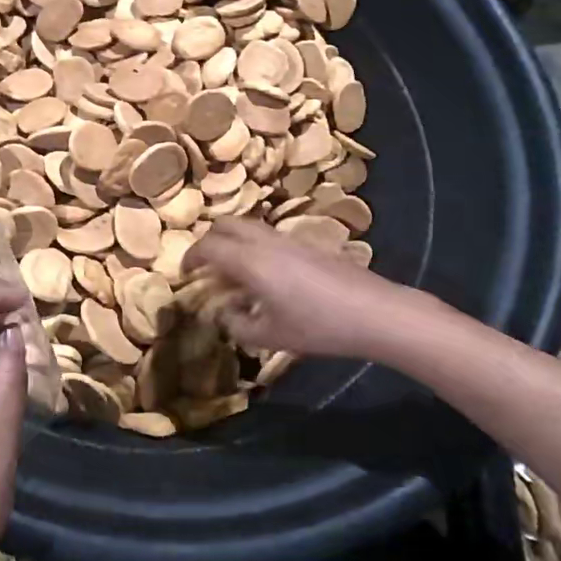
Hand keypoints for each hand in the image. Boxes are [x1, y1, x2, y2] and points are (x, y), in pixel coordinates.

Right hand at [182, 218, 461, 361]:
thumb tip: (225, 314)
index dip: (191, 257)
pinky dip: (252, 246)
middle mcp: (265, 242)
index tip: (184, 273)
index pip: (208, 246)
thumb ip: (237, 325)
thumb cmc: (318, 326)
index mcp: (249, 261)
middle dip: (208, 240)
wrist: (375, 312)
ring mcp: (289, 239)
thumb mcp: (270, 336)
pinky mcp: (307, 244)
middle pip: (226, 224)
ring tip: (232, 271)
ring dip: (232, 241)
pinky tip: (265, 276)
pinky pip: (267, 235)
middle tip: (204, 264)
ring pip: (249, 227)